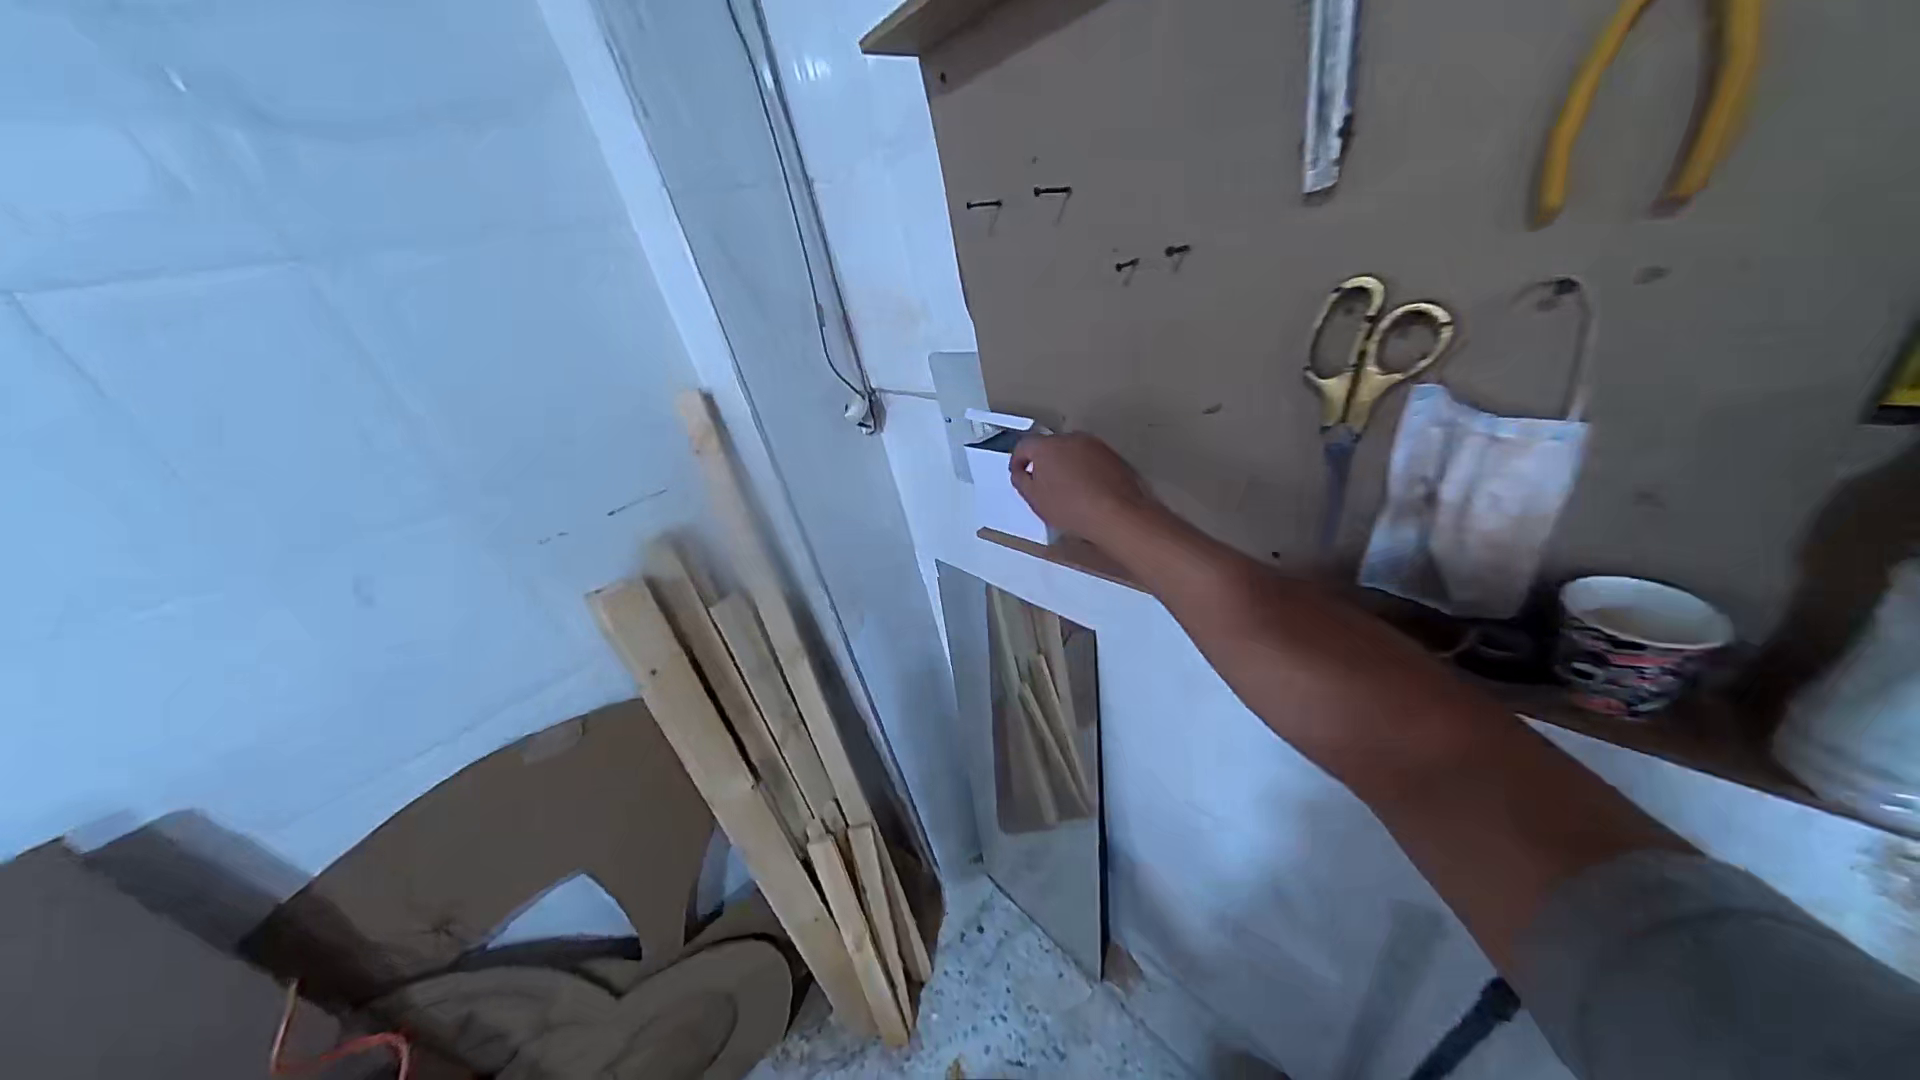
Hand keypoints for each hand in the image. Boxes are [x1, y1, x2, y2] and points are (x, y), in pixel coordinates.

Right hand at [1008, 433, 1162, 545]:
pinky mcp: (1113, 456)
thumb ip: (1021, 480)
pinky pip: (1092, 460)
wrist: (1116, 514)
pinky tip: (1087, 493)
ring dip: (1067, 467)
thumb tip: (1021, 474)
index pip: (1024, 445)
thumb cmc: (1075, 507)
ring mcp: (1095, 446)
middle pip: (1050, 447)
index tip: (1019, 471)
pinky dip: (1087, 471)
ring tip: (1068, 493)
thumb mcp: (1035, 499)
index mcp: (1047, 446)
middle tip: (1044, 486)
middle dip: (1045, 464)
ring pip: (1073, 452)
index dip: (1018, 460)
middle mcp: (1071, 439)